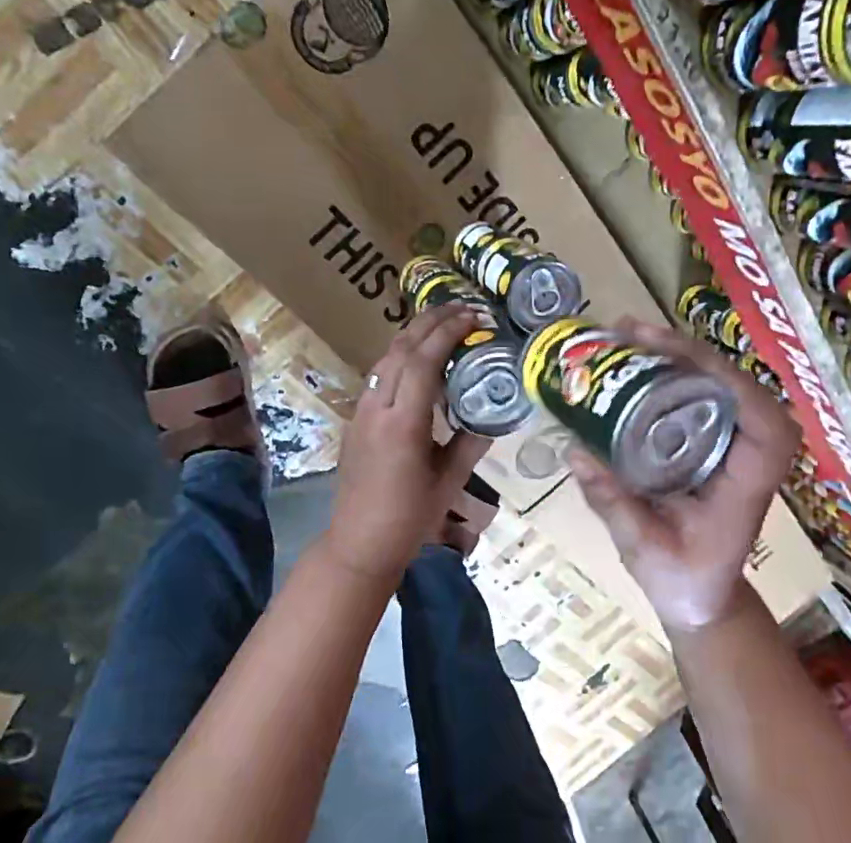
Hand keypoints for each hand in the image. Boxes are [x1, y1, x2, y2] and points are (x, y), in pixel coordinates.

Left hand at [325, 303, 492, 580]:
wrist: (358, 544)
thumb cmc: (409, 518)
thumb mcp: (450, 482)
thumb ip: (471, 442)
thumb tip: (495, 413)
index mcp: (402, 424)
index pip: (422, 362)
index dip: (446, 333)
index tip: (472, 316)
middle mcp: (376, 410)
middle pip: (399, 350)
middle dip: (429, 322)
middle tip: (460, 307)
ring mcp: (361, 413)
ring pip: (384, 360)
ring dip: (412, 336)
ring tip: (442, 324)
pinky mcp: (355, 420)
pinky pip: (378, 376)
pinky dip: (400, 357)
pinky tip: (418, 360)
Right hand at [567, 317, 800, 631]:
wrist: (702, 597)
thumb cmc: (684, 579)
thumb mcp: (643, 548)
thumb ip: (612, 503)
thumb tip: (573, 450)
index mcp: (748, 481)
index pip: (761, 418)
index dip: (724, 377)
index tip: (671, 355)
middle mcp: (748, 453)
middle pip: (736, 385)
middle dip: (687, 351)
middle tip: (631, 332)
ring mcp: (732, 443)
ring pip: (718, 383)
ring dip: (676, 354)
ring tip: (625, 335)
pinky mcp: (712, 440)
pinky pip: (700, 394)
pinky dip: (670, 371)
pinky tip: (633, 360)